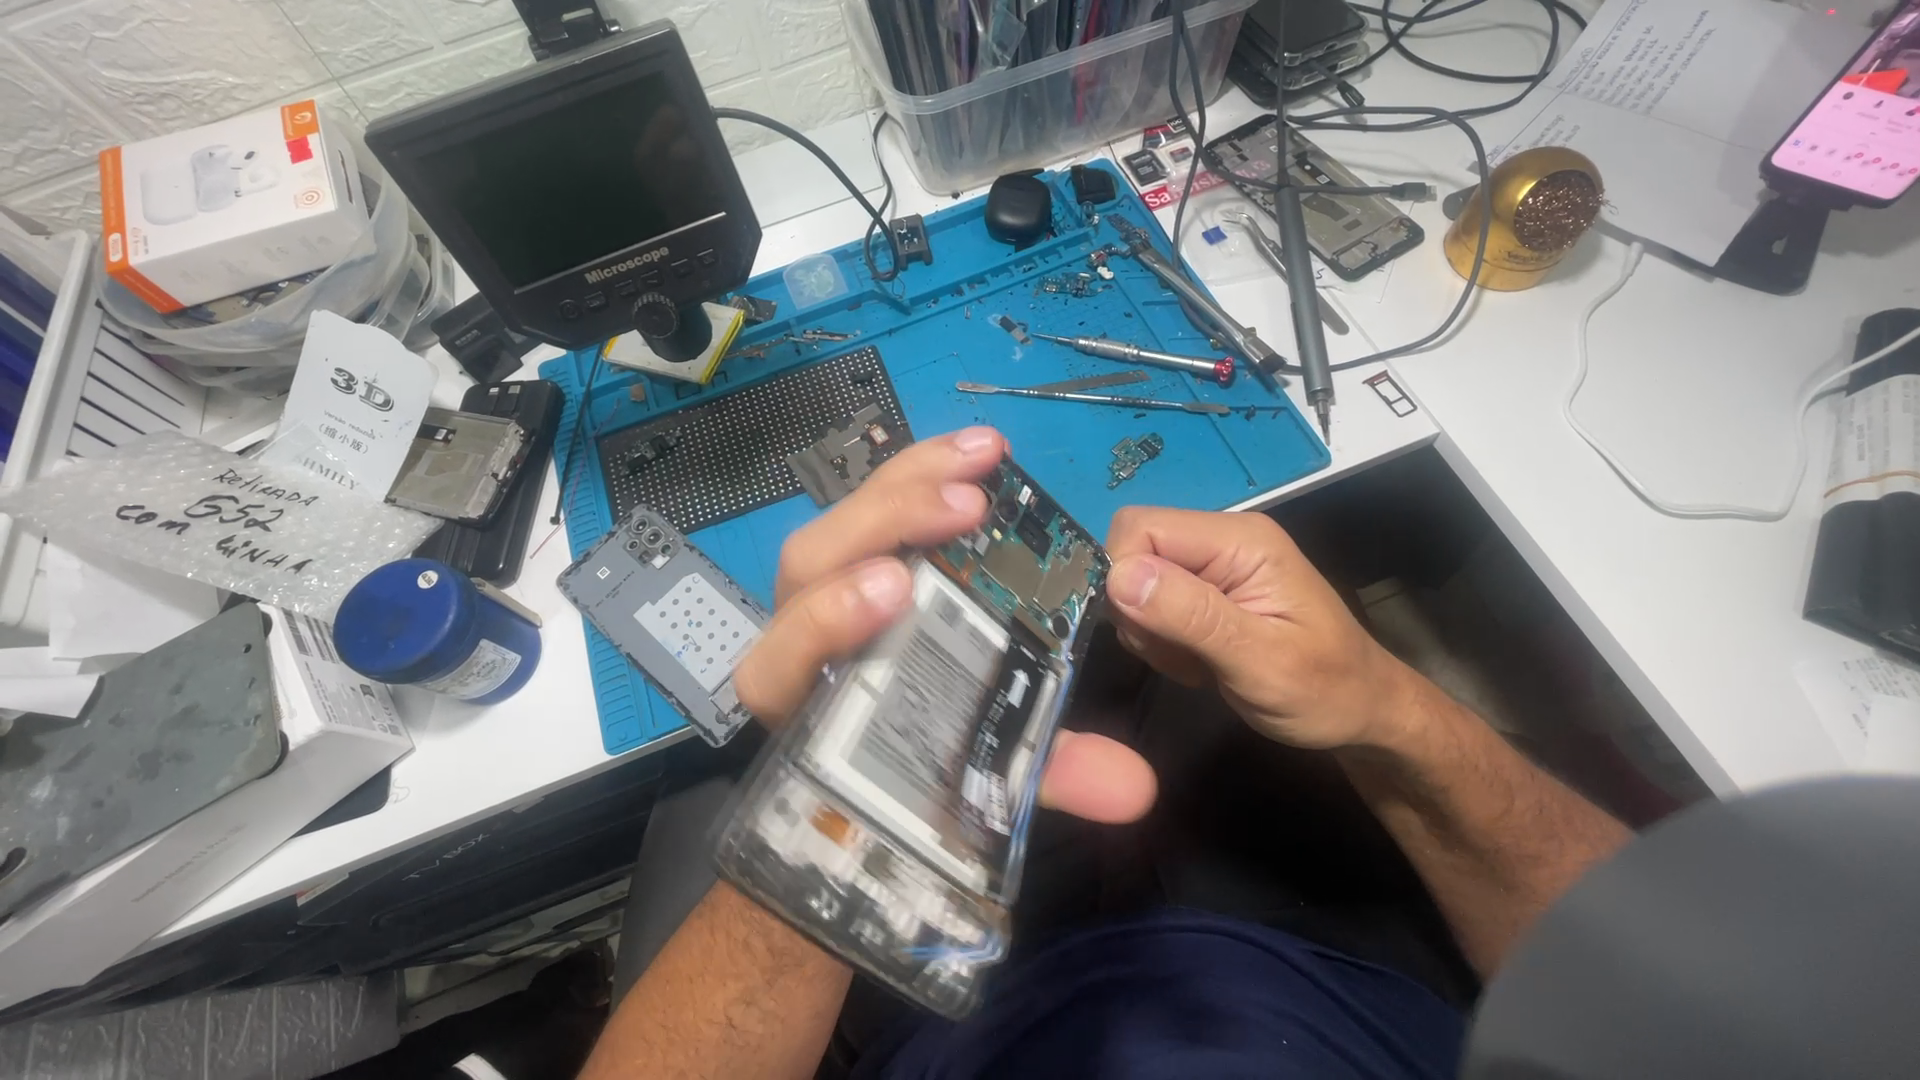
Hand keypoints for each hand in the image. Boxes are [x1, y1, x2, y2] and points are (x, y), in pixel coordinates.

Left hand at [732, 427, 1155, 823]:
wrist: (859, 762)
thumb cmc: (907, 768)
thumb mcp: (975, 782)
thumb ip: (1033, 777)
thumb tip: (1134, 789)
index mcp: (803, 707)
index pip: (778, 664)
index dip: (822, 623)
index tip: (894, 591)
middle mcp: (797, 641)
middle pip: (807, 566)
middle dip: (883, 527)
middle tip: (970, 506)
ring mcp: (820, 595)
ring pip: (839, 524)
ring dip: (908, 483)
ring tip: (984, 455)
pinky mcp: (851, 563)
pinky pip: (870, 508)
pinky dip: (918, 476)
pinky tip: (973, 455)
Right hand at [1104, 506, 1423, 750]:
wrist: (1361, 713)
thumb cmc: (1325, 690)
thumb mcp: (1260, 660)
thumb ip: (1191, 615)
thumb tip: (1120, 576)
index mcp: (1238, 540)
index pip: (1140, 527)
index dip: (1124, 575)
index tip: (1149, 630)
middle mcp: (1220, 541)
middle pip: (1132, 551)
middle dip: (1135, 608)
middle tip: (1176, 653)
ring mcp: (1211, 566)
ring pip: (1134, 582)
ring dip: (1149, 630)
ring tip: (1195, 662)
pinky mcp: (1203, 593)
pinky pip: (1148, 605)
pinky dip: (1158, 639)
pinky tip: (1195, 662)